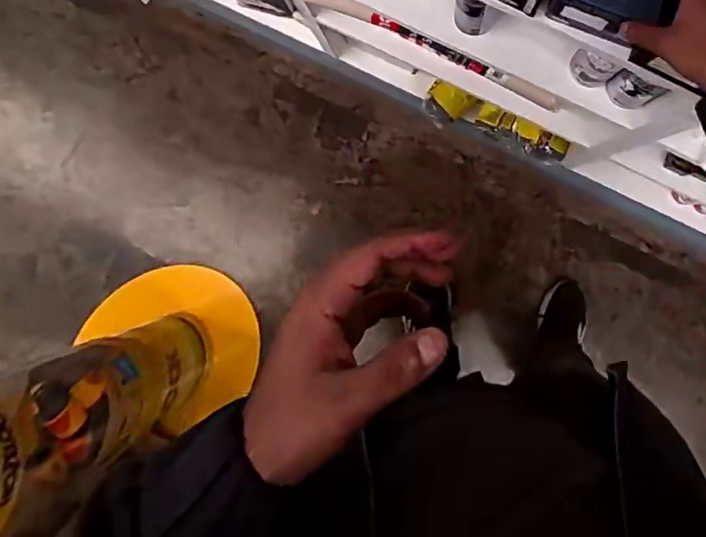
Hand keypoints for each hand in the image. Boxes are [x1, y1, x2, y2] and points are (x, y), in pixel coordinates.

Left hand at [242, 231, 457, 484]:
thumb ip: (395, 369)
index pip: (370, 255)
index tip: (445, 243)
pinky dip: (398, 299)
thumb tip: (441, 338)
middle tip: (452, 254)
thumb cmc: (294, 426)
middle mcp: (323, 298)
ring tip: (443, 279)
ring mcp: (327, 315)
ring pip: (373, 279)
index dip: (410, 243)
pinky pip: (370, 302)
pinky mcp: (333, 333)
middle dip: (414, 253)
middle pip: (373, 260)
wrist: (252, 463)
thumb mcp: (347, 401)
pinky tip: (420, 312)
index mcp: (321, 301)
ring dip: (407, 274)